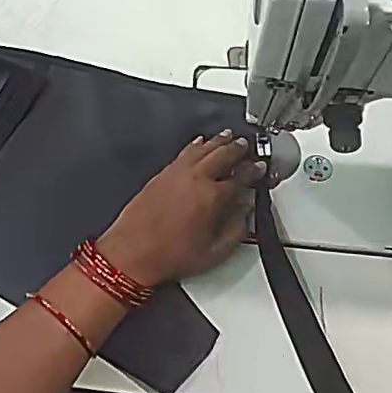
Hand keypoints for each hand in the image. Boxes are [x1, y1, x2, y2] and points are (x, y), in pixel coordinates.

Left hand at [97, 131, 262, 287]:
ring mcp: (177, 173)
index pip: (241, 177)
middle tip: (246, 146)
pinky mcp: (162, 174)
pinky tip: (199, 143)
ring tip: (228, 137)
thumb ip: (236, 230)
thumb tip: (244, 215)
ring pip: (203, 149)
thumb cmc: (168, 255)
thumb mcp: (214, 253)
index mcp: (213, 197)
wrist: (132, 253)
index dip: (253, 171)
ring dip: (218, 142)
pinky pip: (184, 152)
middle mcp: (196, 179)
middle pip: (223, 154)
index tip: (259, 168)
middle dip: (238, 149)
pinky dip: (195, 146)